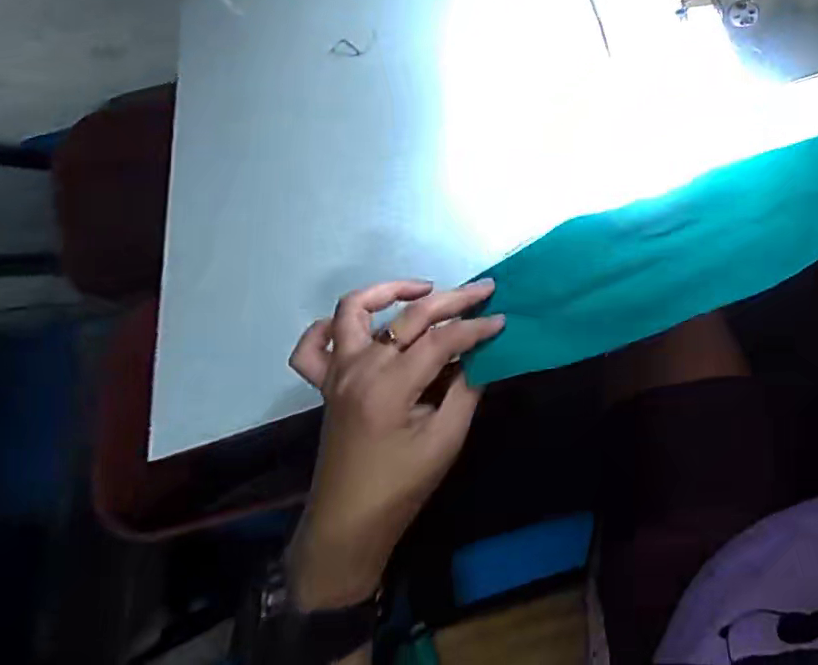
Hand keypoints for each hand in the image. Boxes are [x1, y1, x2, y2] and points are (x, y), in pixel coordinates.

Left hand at [285, 279, 505, 608]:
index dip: (477, 327)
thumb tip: (485, 351)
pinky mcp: (327, 385)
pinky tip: (364, 323)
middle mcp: (359, 371)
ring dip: (388, 293)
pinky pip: (313, 347)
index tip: (504, 321)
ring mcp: (337, 375)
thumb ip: (468, 387)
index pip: (442, 338)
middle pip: (409, 316)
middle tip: (485, 290)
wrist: (347, 527)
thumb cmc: (402, 485)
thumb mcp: (448, 437)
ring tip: (424, 290)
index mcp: (389, 387)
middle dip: (453, 299)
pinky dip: (332, 326)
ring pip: (352, 311)